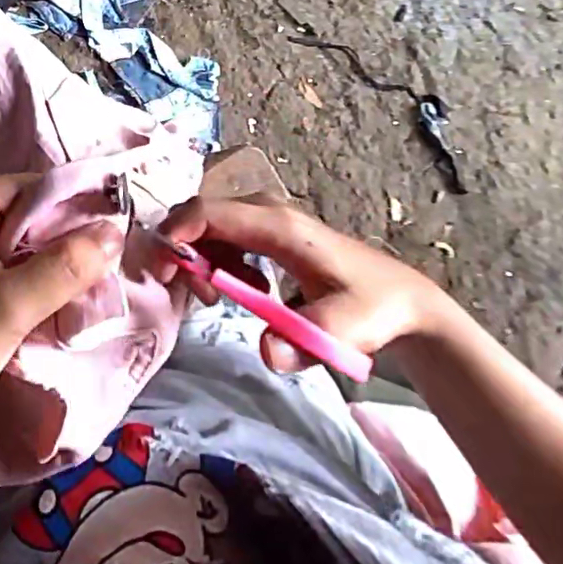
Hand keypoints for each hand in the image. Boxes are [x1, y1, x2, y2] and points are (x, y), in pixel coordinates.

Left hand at [0, 173, 123, 434]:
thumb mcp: (10, 306)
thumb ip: (66, 266)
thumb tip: (116, 232)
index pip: (31, 188)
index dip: (76, 204)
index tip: (118, 227)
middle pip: (33, 215)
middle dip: (71, 238)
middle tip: (113, 259)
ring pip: (30, 244)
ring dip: (62, 263)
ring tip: (99, 281)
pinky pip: (19, 268)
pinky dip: (46, 281)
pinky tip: (70, 299)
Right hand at [158, 197, 449, 372]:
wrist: (401, 299)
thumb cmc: (373, 307)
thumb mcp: (346, 329)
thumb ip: (306, 341)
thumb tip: (266, 351)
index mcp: (278, 226)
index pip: (210, 212)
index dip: (176, 234)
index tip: (162, 270)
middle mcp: (267, 212)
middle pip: (202, 215)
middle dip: (183, 250)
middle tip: (196, 294)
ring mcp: (268, 219)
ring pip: (210, 227)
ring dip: (201, 260)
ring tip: (221, 296)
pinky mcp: (268, 232)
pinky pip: (225, 237)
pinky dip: (219, 262)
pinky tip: (246, 289)